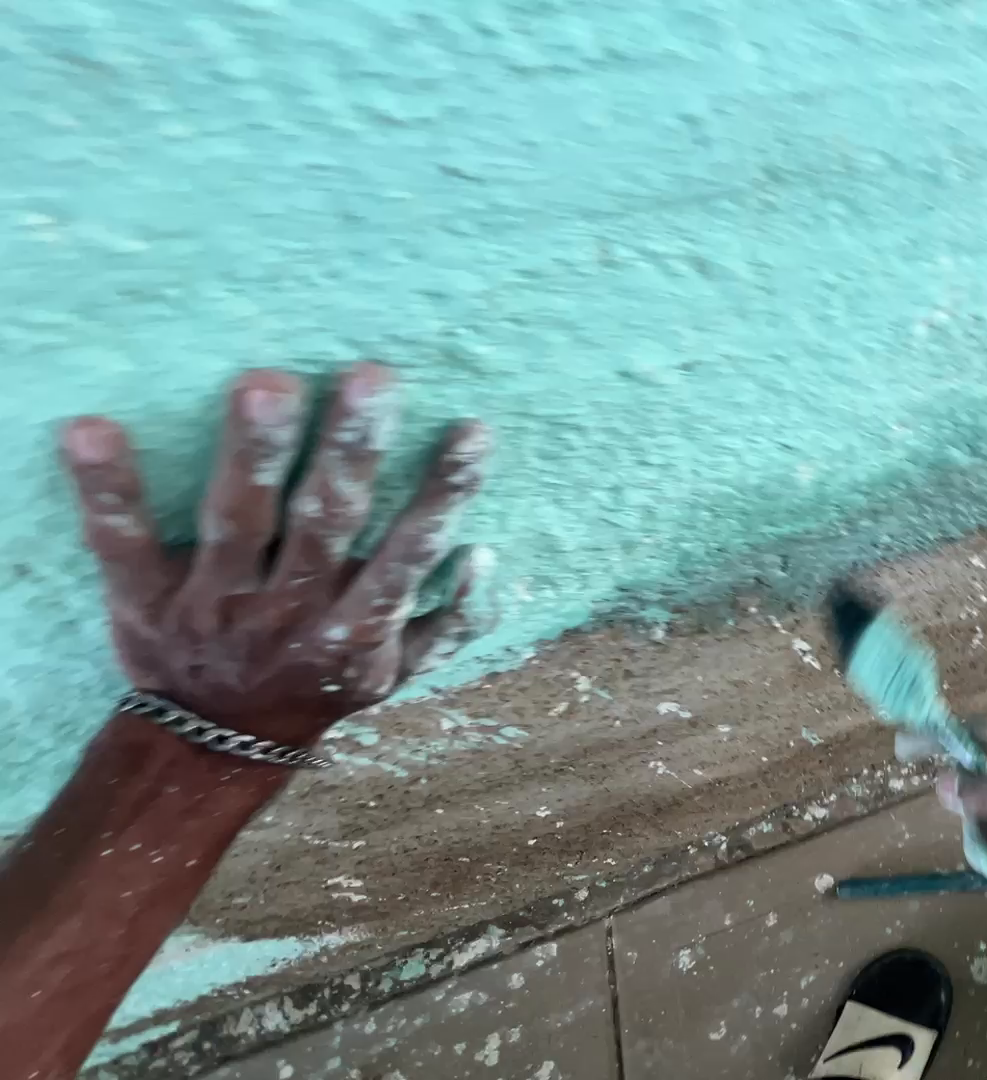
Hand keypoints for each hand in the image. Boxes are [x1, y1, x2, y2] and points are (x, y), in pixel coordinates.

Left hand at [61, 363, 490, 744]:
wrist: (222, 738)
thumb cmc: (332, 685)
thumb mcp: (410, 669)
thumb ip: (457, 618)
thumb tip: (482, 554)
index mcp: (362, 623)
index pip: (412, 549)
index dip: (445, 492)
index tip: (472, 432)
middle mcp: (295, 605)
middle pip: (328, 519)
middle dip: (353, 450)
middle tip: (372, 379)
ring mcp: (216, 600)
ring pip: (239, 518)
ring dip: (254, 451)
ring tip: (270, 383)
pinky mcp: (143, 598)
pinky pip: (121, 543)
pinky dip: (106, 491)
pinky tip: (93, 428)